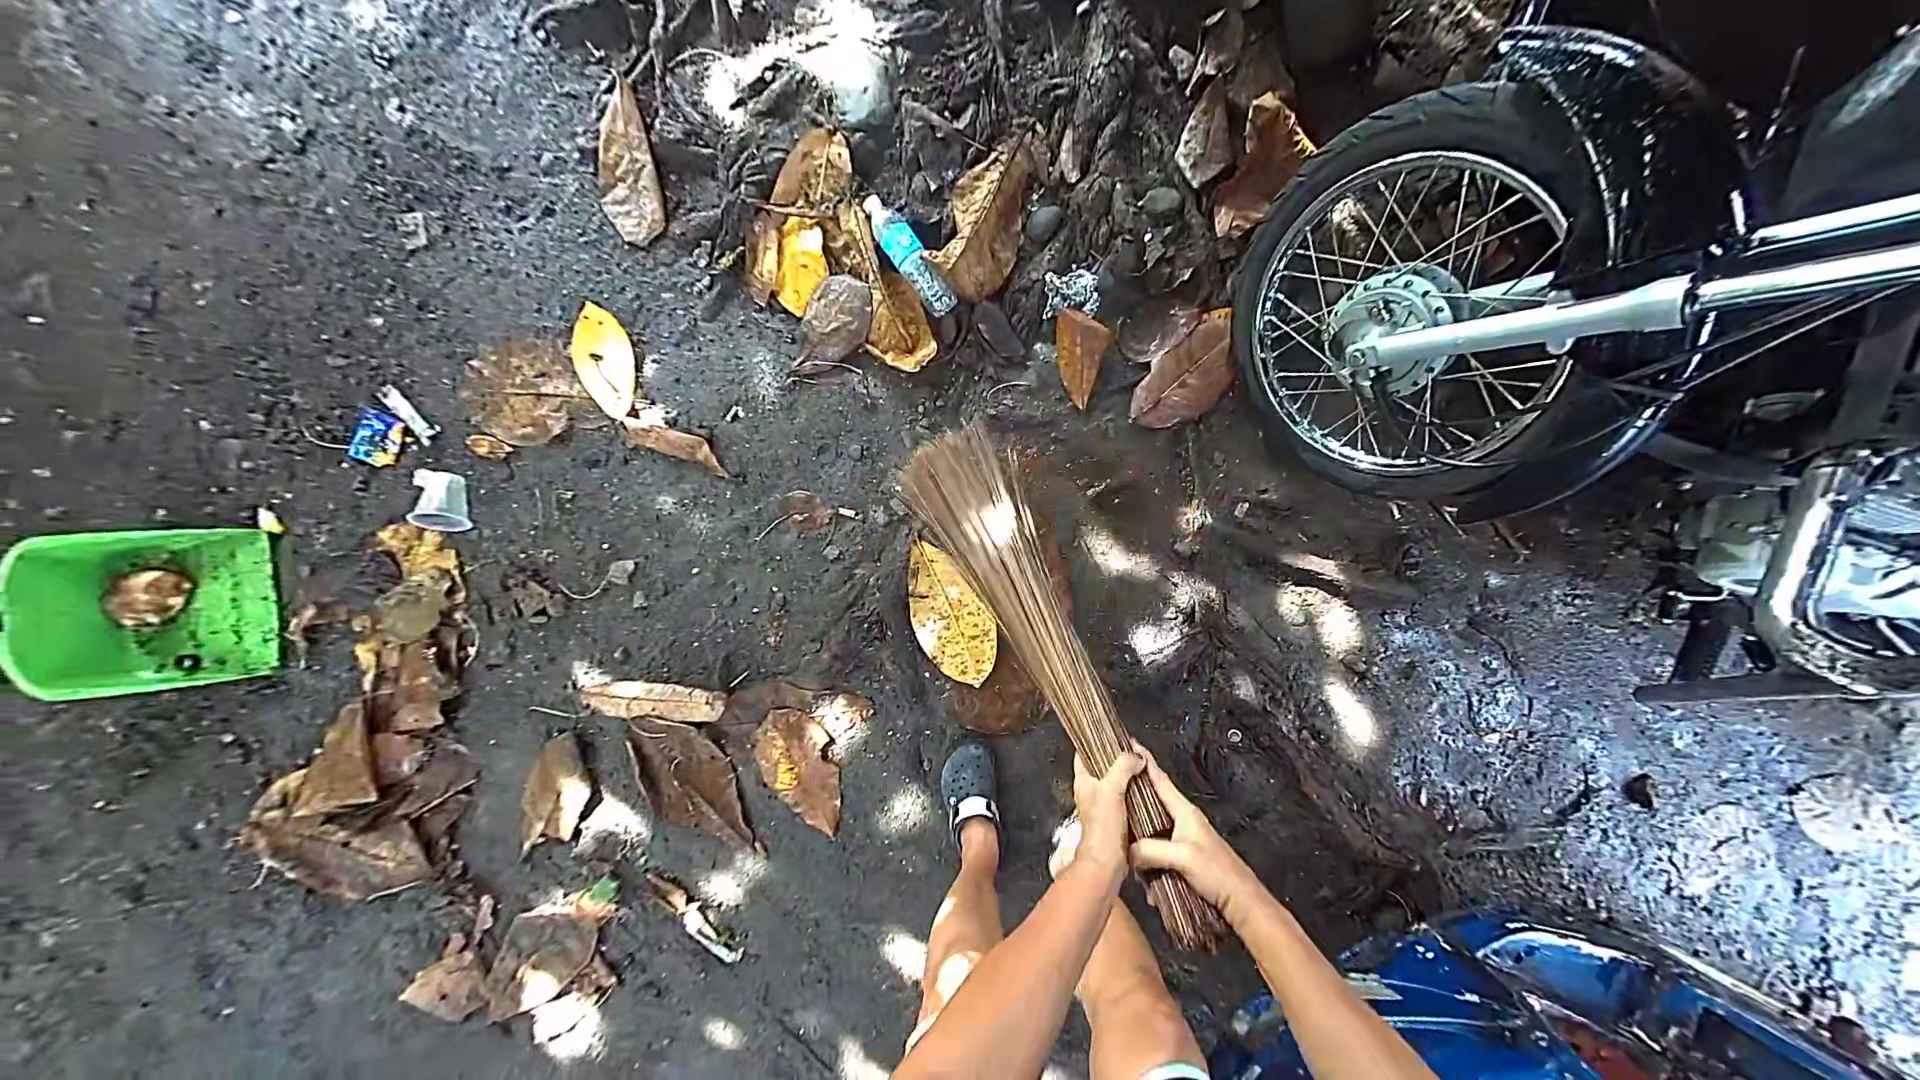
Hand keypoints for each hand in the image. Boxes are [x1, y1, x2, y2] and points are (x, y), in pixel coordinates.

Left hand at [1068, 751, 1142, 879]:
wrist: (1106, 862)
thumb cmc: (1103, 825)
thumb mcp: (1111, 788)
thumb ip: (1122, 768)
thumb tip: (1135, 757)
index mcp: (1083, 781)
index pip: (1083, 753)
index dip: (1093, 741)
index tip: (1109, 733)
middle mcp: (1090, 791)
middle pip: (1101, 767)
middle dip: (1115, 758)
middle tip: (1132, 750)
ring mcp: (1101, 805)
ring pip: (1113, 783)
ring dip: (1126, 776)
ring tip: (1141, 767)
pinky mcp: (1114, 818)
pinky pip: (1123, 798)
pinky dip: (1132, 792)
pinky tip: (1145, 790)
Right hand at [1127, 745, 1268, 924]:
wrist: (1241, 901)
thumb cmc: (1218, 872)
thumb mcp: (1182, 856)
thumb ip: (1150, 850)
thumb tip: (1124, 850)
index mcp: (1184, 811)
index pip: (1160, 778)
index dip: (1145, 760)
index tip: (1129, 743)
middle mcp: (1181, 820)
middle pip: (1151, 799)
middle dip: (1131, 794)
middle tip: (1110, 790)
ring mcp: (1181, 838)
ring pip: (1149, 827)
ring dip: (1136, 834)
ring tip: (1117, 835)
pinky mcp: (1181, 856)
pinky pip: (1155, 849)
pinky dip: (1145, 857)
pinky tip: (1138, 872)